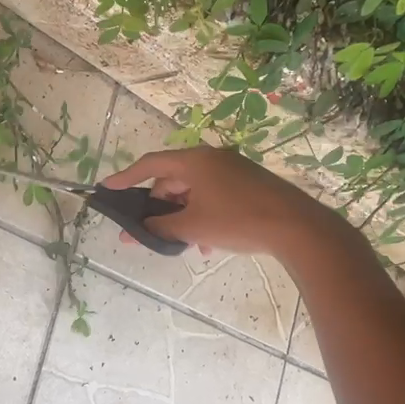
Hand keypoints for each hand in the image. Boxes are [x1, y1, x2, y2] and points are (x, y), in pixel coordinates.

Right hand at [99, 147, 329, 255]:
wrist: (297, 227)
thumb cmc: (238, 220)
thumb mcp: (192, 227)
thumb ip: (159, 229)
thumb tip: (135, 234)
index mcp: (195, 160)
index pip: (150, 165)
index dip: (126, 178)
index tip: (107, 188)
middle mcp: (212, 158)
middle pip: (172, 180)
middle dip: (160, 208)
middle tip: (150, 232)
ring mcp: (233, 169)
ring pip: (194, 192)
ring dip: (183, 216)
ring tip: (186, 244)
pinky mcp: (248, 183)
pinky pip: (213, 196)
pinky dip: (203, 215)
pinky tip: (209, 243)